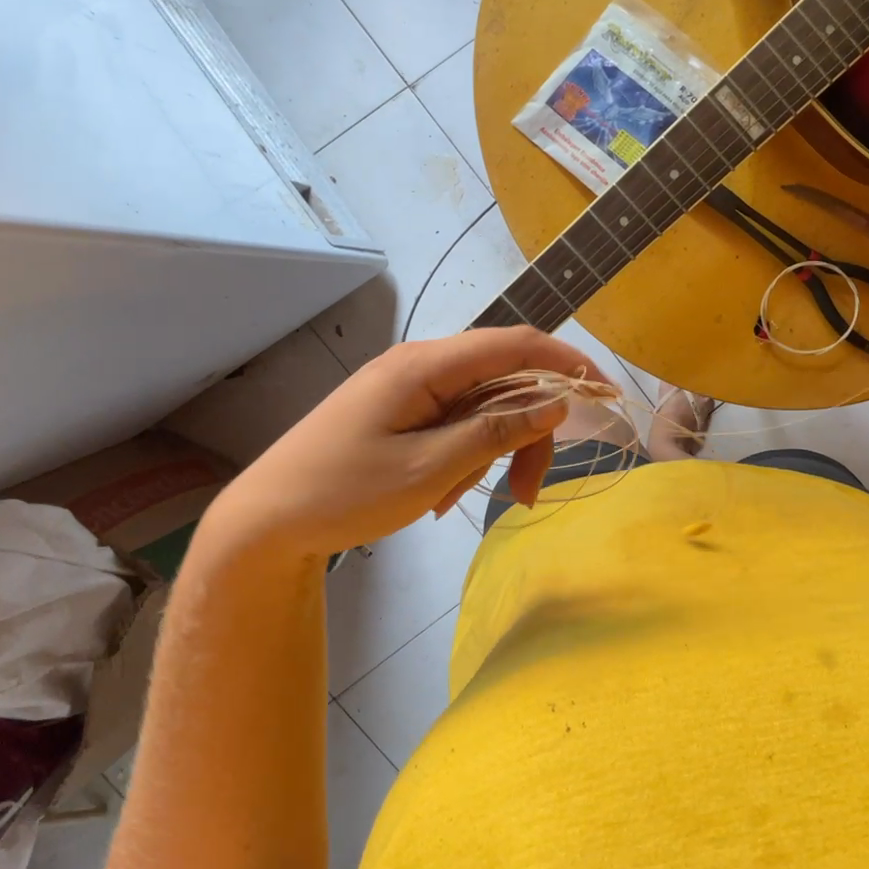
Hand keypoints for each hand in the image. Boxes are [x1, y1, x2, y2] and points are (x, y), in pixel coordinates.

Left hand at [203, 326, 607, 557]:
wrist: (263, 524)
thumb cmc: (343, 495)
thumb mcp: (430, 469)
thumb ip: (498, 430)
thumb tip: (557, 399)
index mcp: (426, 365)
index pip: (517, 344)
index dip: (568, 362)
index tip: (605, 394)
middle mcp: (422, 365)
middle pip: (505, 379)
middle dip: (529, 430)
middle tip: (528, 491)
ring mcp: (410, 387)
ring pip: (484, 404)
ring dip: (496, 449)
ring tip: (471, 500)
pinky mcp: (402, 409)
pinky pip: (457, 421)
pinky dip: (468, 454)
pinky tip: (445, 493)